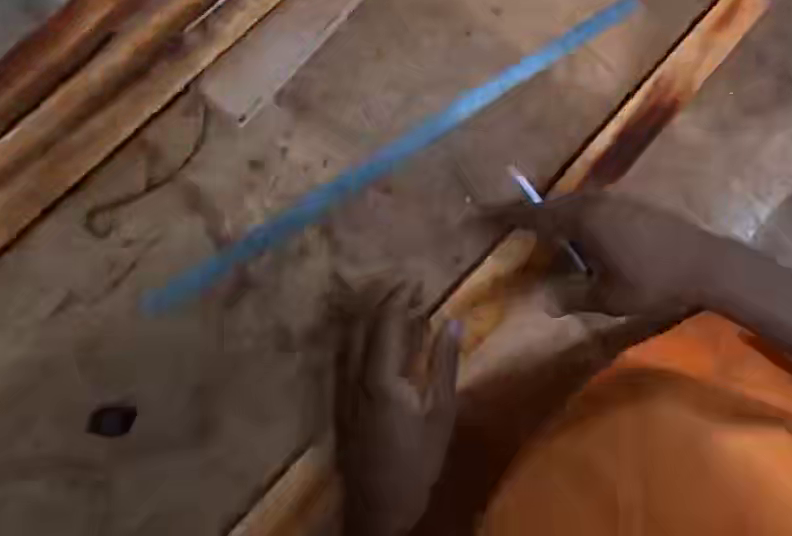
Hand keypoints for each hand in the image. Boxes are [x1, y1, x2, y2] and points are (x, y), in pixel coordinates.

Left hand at [333, 282, 459, 535]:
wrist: (378, 514)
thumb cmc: (417, 463)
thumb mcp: (440, 413)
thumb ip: (445, 364)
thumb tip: (453, 320)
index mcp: (380, 381)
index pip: (385, 324)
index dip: (400, 297)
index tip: (418, 280)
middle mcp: (354, 383)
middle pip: (360, 328)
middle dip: (382, 301)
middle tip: (407, 287)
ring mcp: (342, 396)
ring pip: (347, 343)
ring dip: (368, 317)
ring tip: (393, 305)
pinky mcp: (339, 409)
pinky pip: (344, 360)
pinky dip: (360, 338)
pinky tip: (376, 339)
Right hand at [493, 192, 757, 316]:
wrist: (705, 261)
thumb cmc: (653, 280)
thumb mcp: (607, 296)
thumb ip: (572, 296)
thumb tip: (544, 299)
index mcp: (585, 218)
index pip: (536, 215)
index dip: (505, 215)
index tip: (477, 214)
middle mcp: (599, 201)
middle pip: (555, 205)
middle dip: (531, 217)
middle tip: (507, 229)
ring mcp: (620, 199)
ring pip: (577, 205)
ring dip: (558, 218)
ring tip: (542, 237)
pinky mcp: (636, 204)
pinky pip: (596, 207)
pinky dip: (580, 220)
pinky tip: (583, 239)